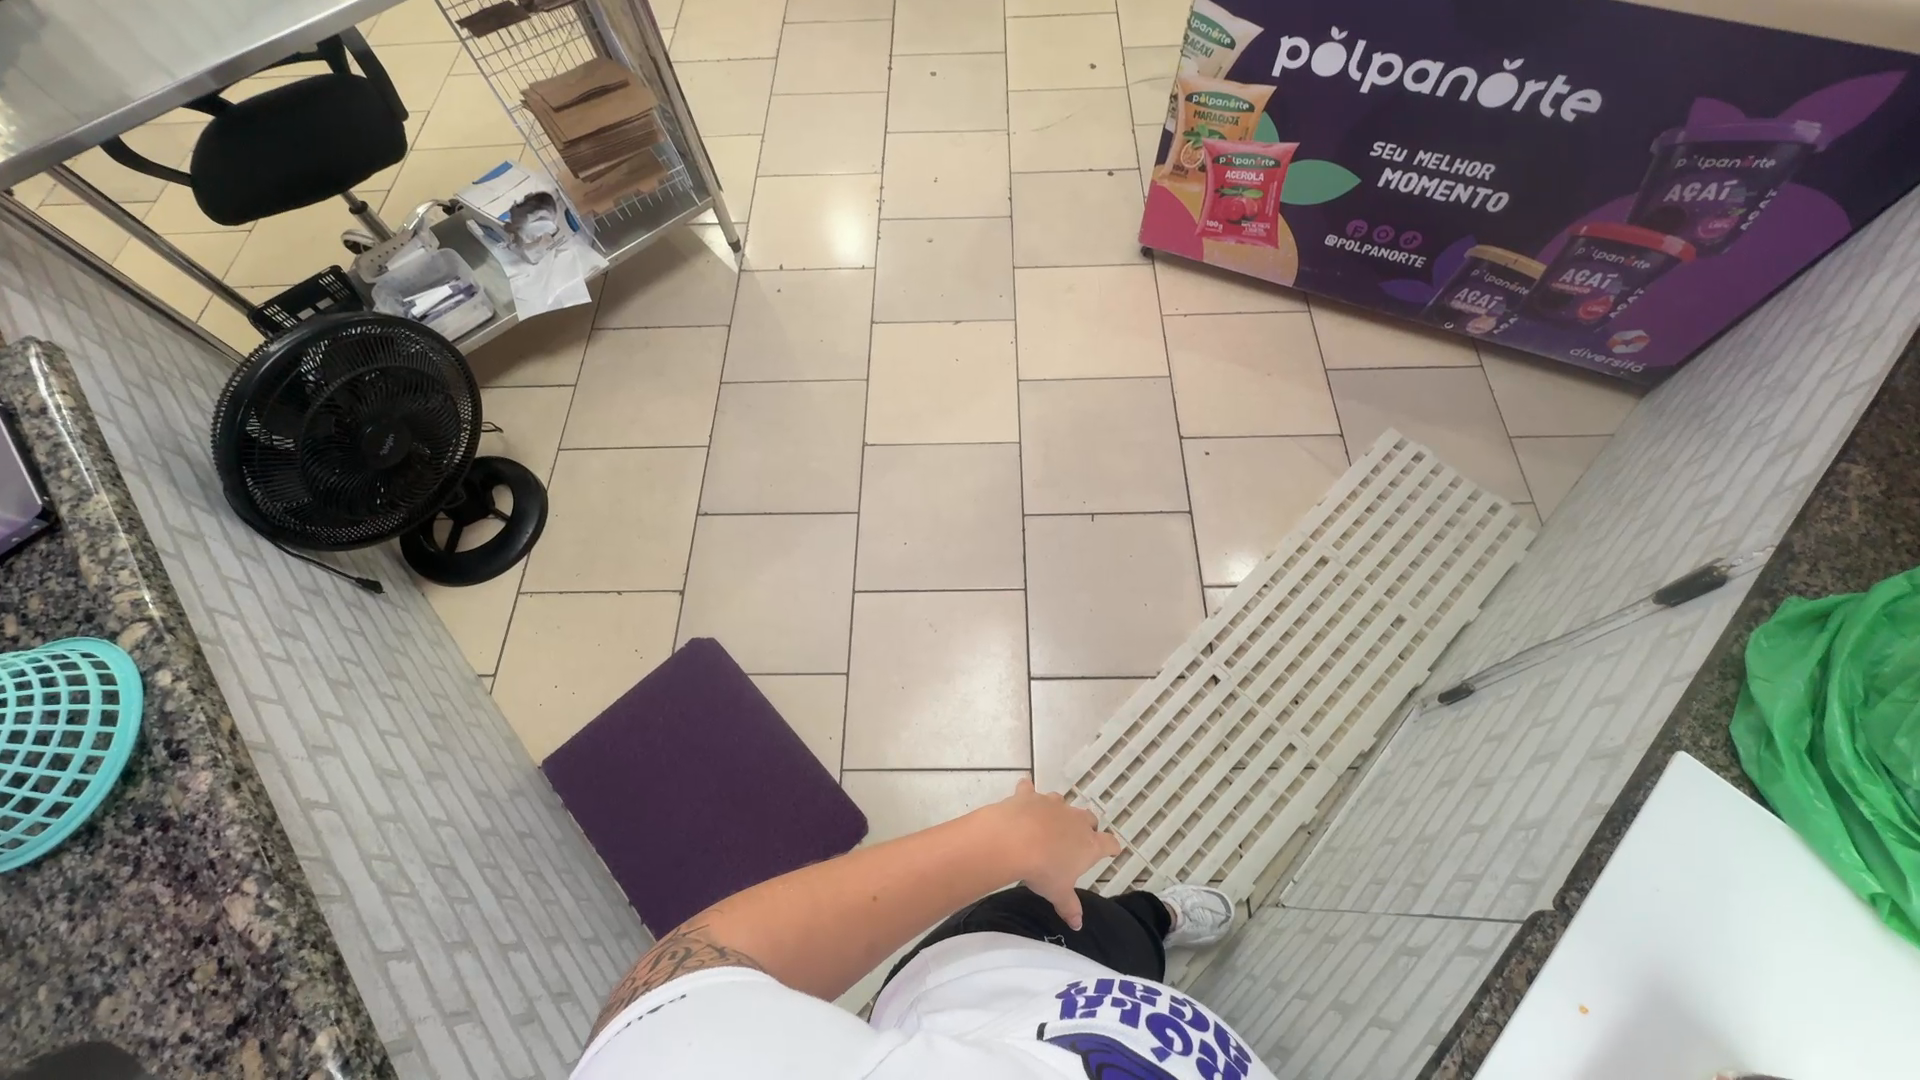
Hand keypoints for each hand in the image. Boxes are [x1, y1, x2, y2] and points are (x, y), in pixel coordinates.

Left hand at [983, 779, 1123, 930]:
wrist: (1014, 841)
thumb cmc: (1043, 870)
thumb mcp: (1058, 893)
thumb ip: (1069, 907)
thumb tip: (1078, 925)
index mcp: (1088, 844)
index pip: (1109, 843)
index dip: (1111, 847)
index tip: (1113, 850)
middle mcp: (1075, 820)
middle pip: (1089, 818)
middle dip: (1086, 826)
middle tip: (1078, 838)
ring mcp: (1052, 804)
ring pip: (1062, 802)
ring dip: (1058, 810)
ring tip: (1049, 821)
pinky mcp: (1029, 796)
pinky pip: (1029, 789)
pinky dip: (1027, 791)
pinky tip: (1023, 790)